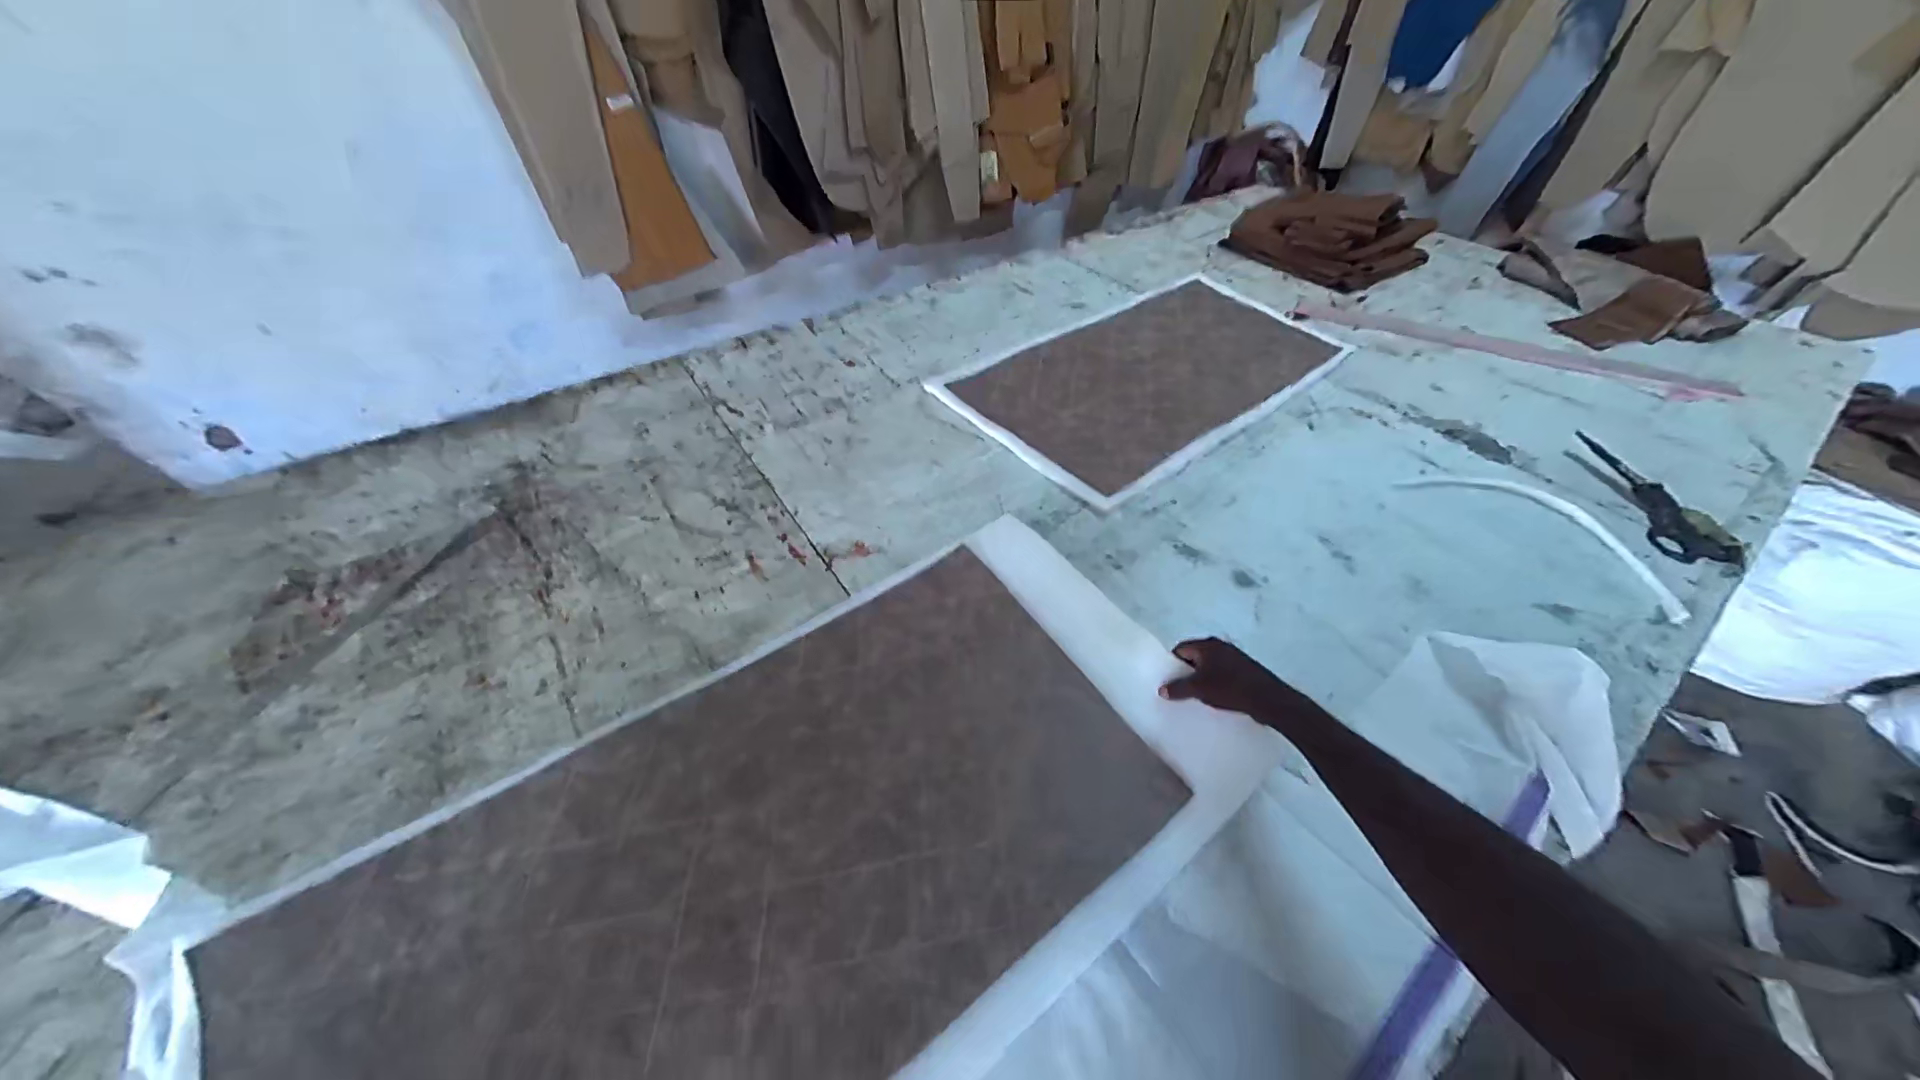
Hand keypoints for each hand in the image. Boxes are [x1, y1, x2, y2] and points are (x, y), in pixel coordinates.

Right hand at [1159, 637, 1303, 722]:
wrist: (1268, 699)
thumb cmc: (1229, 688)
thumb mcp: (1198, 689)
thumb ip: (1177, 688)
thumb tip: (1162, 690)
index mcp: (1207, 645)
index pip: (1180, 649)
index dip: (1172, 663)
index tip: (1169, 679)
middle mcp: (1220, 645)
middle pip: (1195, 656)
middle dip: (1187, 671)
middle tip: (1180, 688)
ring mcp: (1235, 656)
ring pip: (1210, 665)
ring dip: (1203, 678)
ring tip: (1198, 694)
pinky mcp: (1245, 668)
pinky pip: (1223, 672)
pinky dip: (1217, 681)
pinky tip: (1217, 696)